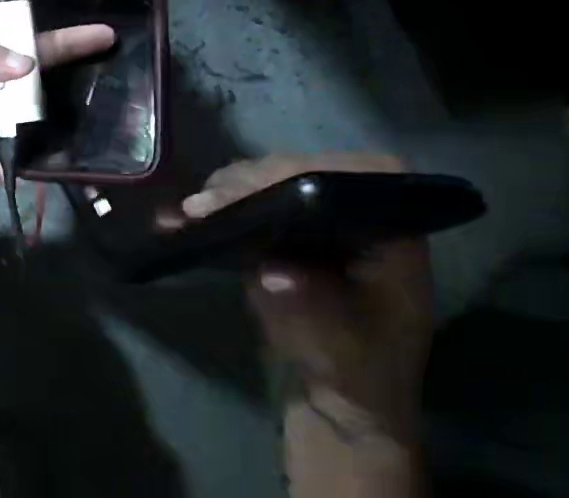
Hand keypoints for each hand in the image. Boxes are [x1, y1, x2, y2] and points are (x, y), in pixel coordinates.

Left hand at [0, 25, 115, 225]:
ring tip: (125, 99)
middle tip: (125, 66)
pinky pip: (45, 149)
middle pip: (45, 76)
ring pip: (50, 110)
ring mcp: (6, 127)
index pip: (26, 44)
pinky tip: (103, 138)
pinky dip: (69, 144)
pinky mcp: (11, 160)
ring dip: (81, 104)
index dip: (62, 39)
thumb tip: (29, 63)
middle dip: (81, 68)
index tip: (103, 35)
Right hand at [183, 154, 432, 441]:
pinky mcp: (279, 225)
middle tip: (207, 204)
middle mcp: (350, 212)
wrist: (338, 398)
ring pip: (267, 179)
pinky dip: (214, 205)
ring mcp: (311, 215)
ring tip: (192, 213)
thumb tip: (272, 274)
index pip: (354, 174)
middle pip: (301, 170)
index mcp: (389, 232)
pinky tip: (178, 217)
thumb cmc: (356, 371)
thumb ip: (312, 309)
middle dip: (250, 182)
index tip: (256, 188)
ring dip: (226, 190)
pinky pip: (246, 201)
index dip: (307, 170)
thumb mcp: (342, 348)